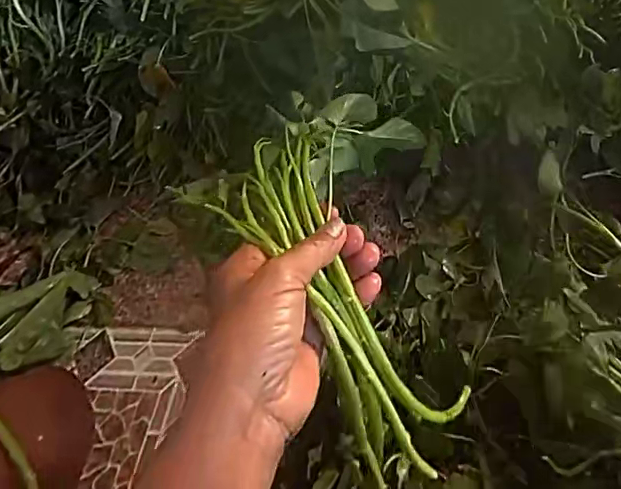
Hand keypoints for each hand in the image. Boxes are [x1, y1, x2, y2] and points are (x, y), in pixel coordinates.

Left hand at [194, 210, 383, 440]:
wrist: (251, 406)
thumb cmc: (254, 329)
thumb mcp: (279, 276)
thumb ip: (312, 248)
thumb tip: (337, 224)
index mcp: (247, 268)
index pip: (281, 234)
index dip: (308, 222)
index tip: (336, 213)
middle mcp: (267, 289)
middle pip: (309, 257)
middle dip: (336, 246)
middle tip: (360, 236)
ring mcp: (290, 316)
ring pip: (326, 283)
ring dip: (351, 268)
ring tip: (373, 254)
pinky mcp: (311, 341)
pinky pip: (337, 312)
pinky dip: (356, 297)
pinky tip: (373, 284)